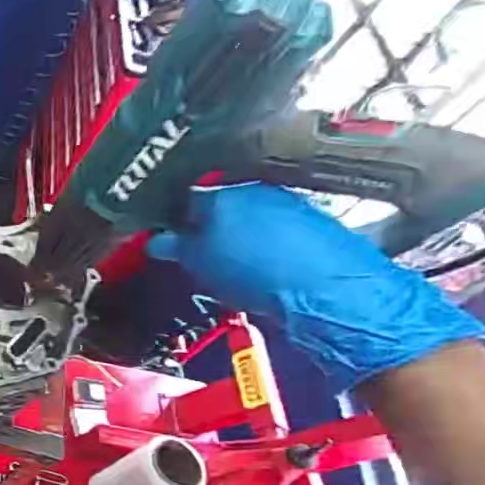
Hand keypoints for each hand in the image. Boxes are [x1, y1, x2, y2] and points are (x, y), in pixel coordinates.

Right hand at [147, 183, 484, 392]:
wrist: (328, 294)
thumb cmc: (256, 274)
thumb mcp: (203, 263)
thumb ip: (176, 246)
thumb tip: (157, 238)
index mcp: (224, 192)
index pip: (186, 197)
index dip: (173, 221)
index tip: (164, 242)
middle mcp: (256, 191)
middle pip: (217, 208)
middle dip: (201, 230)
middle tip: (190, 259)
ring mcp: (285, 206)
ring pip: (242, 221)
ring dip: (229, 241)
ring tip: (221, 271)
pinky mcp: (308, 227)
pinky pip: (267, 234)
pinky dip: (255, 250)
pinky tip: (254, 274)